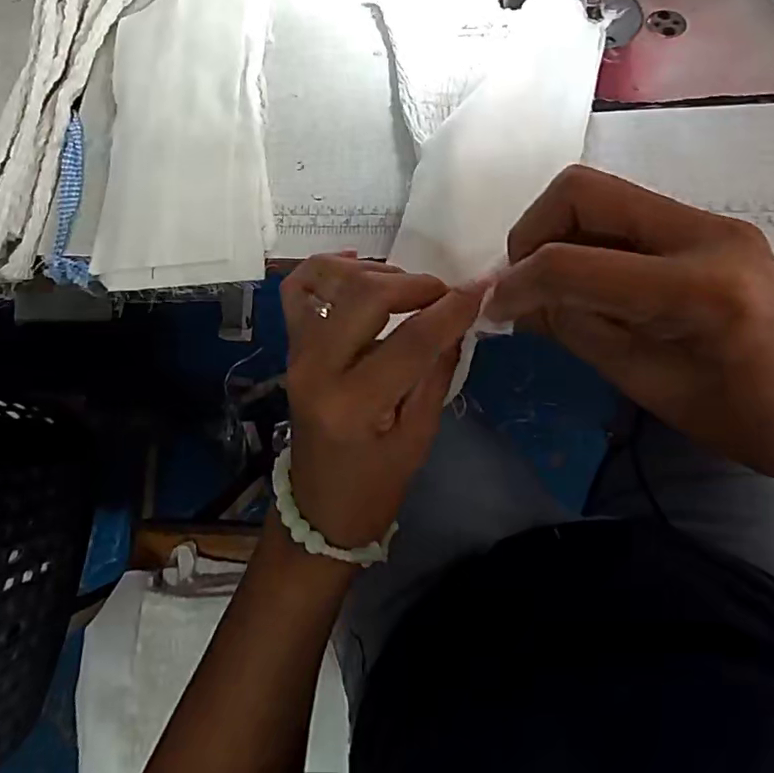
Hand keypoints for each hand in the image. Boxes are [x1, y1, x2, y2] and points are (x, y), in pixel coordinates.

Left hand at [279, 253, 482, 548]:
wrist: (319, 507)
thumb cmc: (375, 484)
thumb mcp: (419, 436)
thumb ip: (437, 370)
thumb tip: (459, 317)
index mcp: (353, 404)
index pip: (412, 339)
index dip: (452, 309)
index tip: (482, 289)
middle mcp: (316, 369)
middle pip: (367, 295)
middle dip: (416, 284)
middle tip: (446, 294)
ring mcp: (297, 353)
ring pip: (332, 280)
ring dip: (379, 273)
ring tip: (411, 290)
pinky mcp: (291, 346)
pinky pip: (299, 289)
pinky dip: (328, 267)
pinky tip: (359, 266)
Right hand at [485, 167, 773, 488]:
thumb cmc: (738, 421)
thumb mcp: (639, 381)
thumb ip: (569, 326)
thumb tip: (508, 299)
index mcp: (698, 288)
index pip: (573, 262)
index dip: (517, 282)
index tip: (492, 308)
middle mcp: (706, 233)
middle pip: (581, 191)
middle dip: (532, 234)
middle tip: (522, 284)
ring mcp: (710, 221)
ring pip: (598, 193)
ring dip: (556, 234)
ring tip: (550, 285)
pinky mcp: (706, 224)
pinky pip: (621, 213)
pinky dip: (585, 240)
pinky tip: (585, 280)